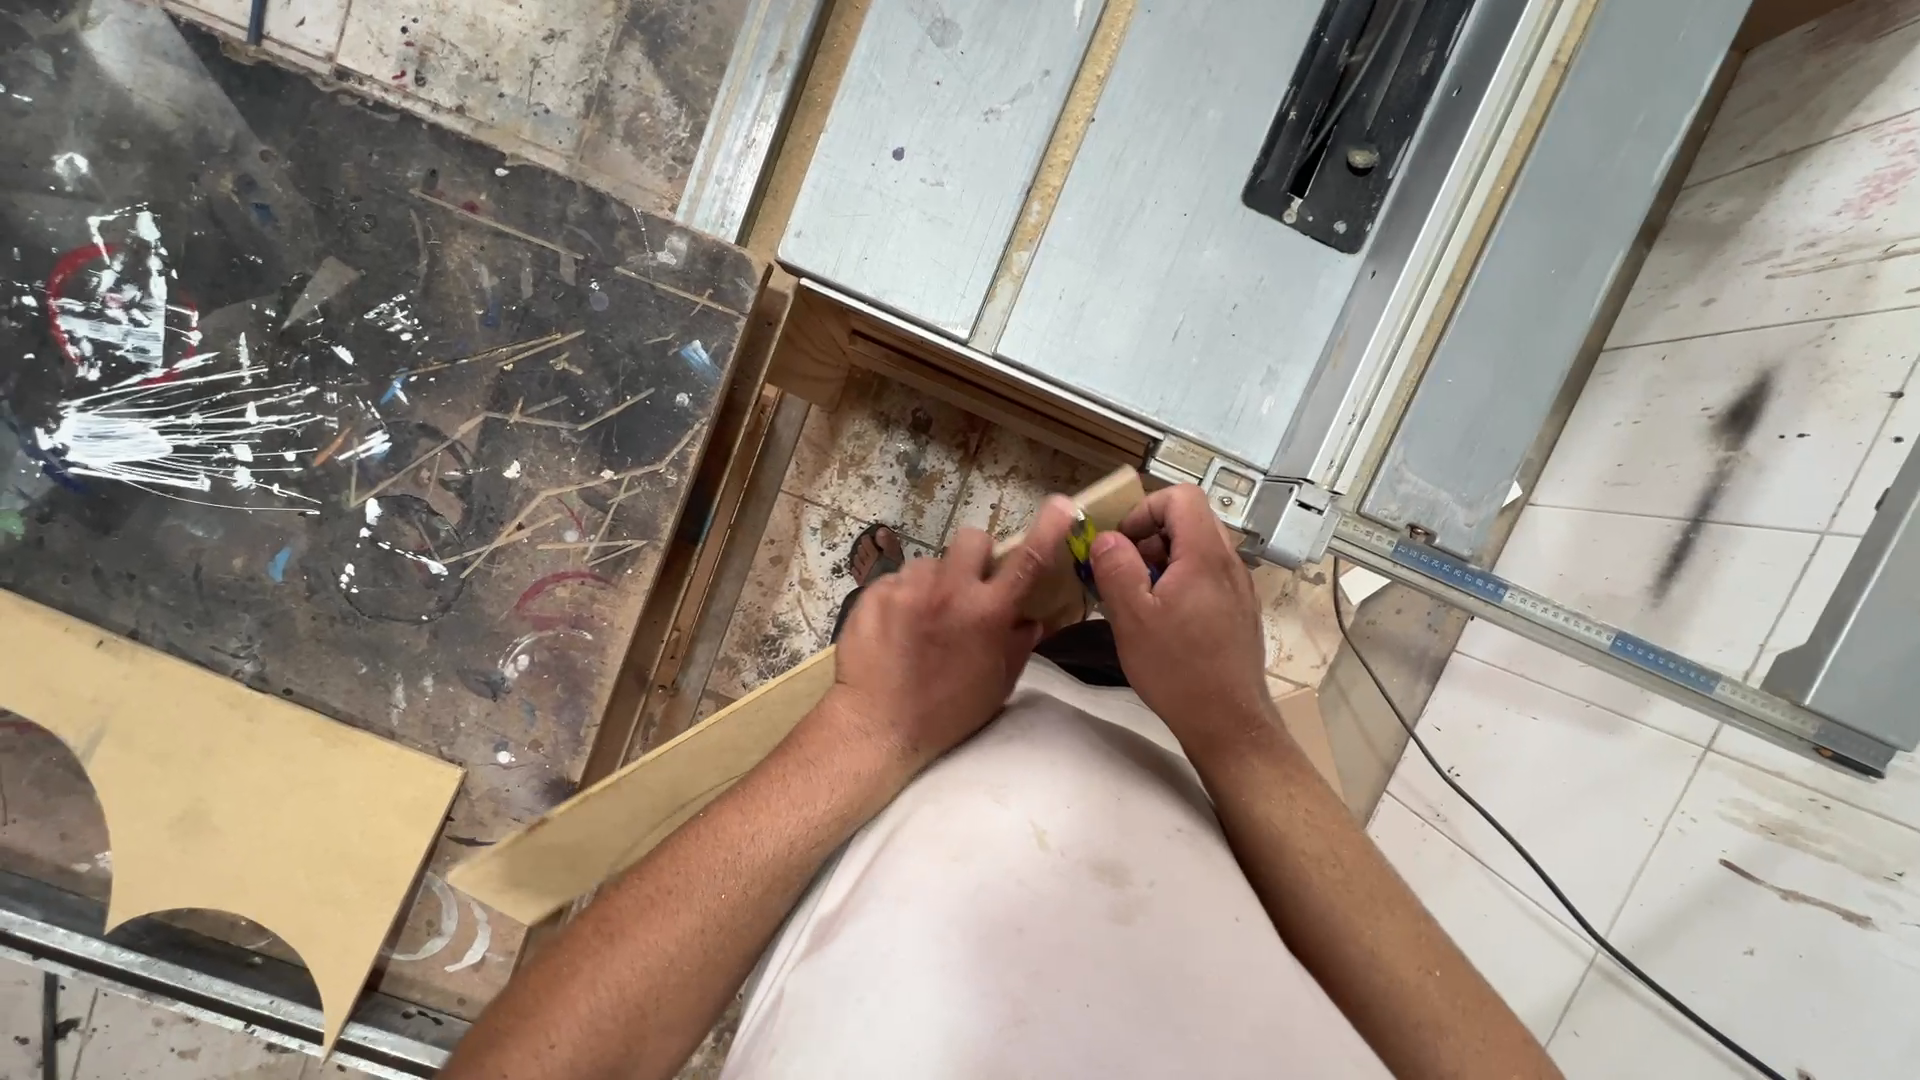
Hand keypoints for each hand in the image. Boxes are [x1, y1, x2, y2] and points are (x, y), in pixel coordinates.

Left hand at [816, 497, 1077, 779]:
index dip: (1048, 527)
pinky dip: (901, 597)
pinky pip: (896, 581)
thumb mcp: (996, 685)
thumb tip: (1031, 620)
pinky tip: (895, 628)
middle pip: (971, 539)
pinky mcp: (874, 593)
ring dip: (933, 582)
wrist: (878, 726)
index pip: (1027, 559)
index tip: (1061, 504)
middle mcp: (950, 590)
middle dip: (974, 557)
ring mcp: (908, 588)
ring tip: (923, 617)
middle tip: (967, 586)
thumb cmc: (947, 713)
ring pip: (929, 563)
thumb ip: (1018, 645)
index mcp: (988, 612)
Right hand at [1088, 484, 1275, 752]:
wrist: (1228, 721)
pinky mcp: (1239, 611)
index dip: (1146, 508)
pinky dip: (1181, 580)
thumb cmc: (1177, 669)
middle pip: (1191, 520)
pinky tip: (1162, 618)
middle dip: (1151, 534)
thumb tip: (1106, 538)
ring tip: (1139, 595)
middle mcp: (1229, 564)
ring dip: (1164, 559)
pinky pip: (1208, 576)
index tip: (1122, 541)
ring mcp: (1239, 588)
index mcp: (1205, 556)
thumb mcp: (1132, 617)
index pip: (1182, 497)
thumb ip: (1116, 568)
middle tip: (1124, 568)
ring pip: (1199, 549)